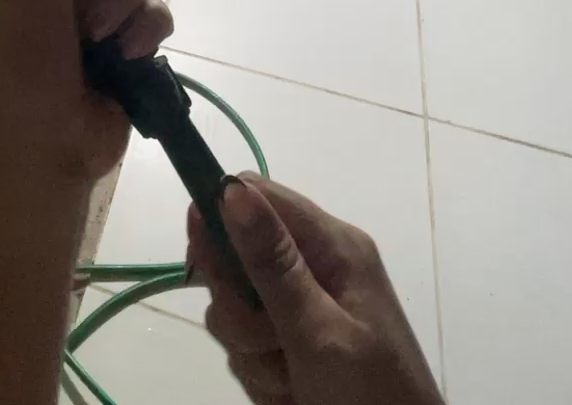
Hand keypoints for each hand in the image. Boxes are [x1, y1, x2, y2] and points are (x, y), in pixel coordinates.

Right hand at [188, 175, 441, 404]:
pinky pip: (241, 336)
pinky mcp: (288, 339)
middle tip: (264, 339)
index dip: (220, 217)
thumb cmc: (369, 399)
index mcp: (332, 244)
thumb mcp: (318, 331)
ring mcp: (300, 303)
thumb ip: (270, 263)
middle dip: (236, 300)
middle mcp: (314, 264)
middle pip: (235, 249)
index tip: (203, 262)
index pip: (256, 193)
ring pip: (232, 299)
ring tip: (287, 378)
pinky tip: (285, 390)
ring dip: (246, 344)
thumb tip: (229, 188)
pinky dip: (255, 367)